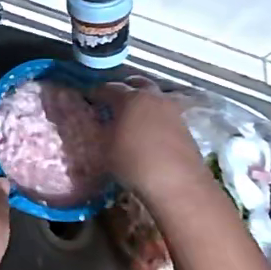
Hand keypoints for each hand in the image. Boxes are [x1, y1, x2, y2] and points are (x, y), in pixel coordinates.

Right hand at [97, 80, 216, 211]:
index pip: (107, 88)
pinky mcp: (184, 127)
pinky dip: (152, 116)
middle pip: (136, 83)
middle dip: (122, 89)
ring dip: (140, 102)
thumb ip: (100, 128)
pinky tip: (145, 131)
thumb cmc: (134, 162)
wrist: (179, 186)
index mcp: (130, 98)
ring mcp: (172, 111)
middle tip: (110, 102)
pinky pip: (163, 113)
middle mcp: (153, 98)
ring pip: (153, 97)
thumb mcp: (105, 146)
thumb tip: (97, 120)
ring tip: (128, 118)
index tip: (86, 101)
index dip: (94, 93)